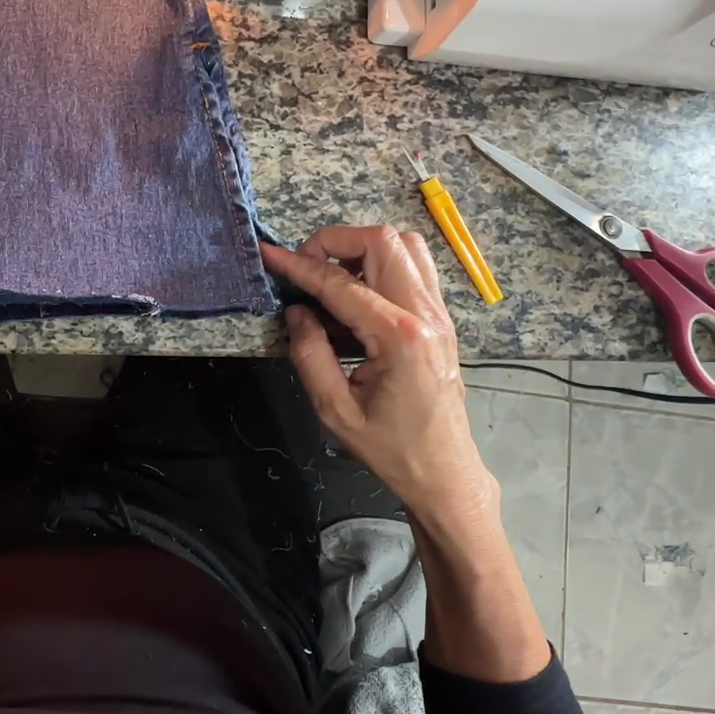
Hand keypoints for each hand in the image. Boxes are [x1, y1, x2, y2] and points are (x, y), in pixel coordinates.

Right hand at [261, 226, 495, 522]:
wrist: (445, 472)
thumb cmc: (390, 448)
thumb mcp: (334, 409)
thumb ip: (309, 354)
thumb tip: (297, 311)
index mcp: (400, 338)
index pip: (340, 283)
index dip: (299, 266)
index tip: (270, 255)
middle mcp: (426, 314)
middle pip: (382, 241)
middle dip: (334, 241)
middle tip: (304, 265)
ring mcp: (439, 313)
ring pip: (404, 245)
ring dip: (360, 248)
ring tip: (330, 275)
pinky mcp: (441, 318)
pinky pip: (414, 267)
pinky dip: (380, 263)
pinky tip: (356, 292)